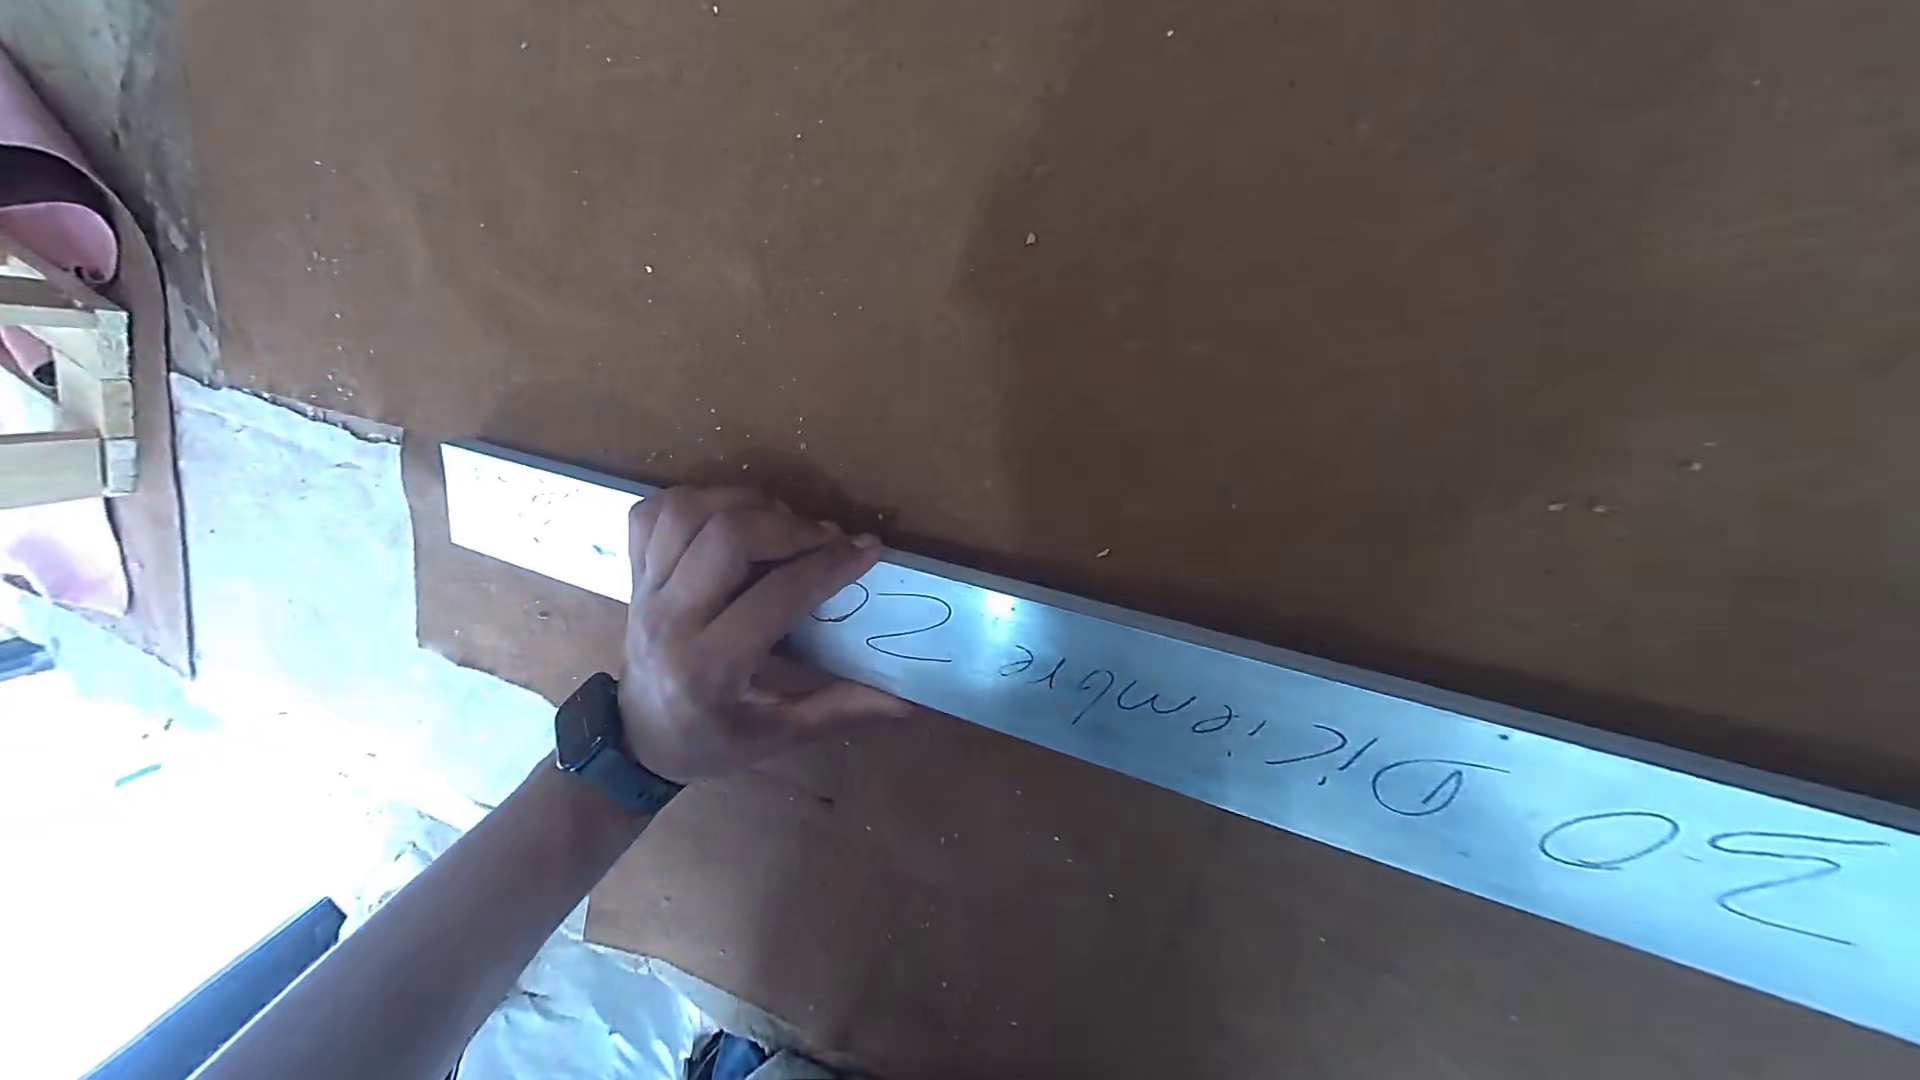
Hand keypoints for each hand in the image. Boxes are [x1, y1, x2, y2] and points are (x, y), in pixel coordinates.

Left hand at [617, 486, 913, 782]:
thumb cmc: (710, 740)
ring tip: (784, 522)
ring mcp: (644, 591)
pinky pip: (654, 512)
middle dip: (791, 526)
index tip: (867, 548)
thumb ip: (842, 710)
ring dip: (747, 503)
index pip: (776, 595)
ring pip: (689, 512)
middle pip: (728, 537)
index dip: (829, 565)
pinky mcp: (632, 573)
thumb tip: (909, 702)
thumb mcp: (778, 735)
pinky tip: (729, 515)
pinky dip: (695, 500)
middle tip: (827, 537)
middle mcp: (670, 620)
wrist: (634, 740)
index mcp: (709, 668)